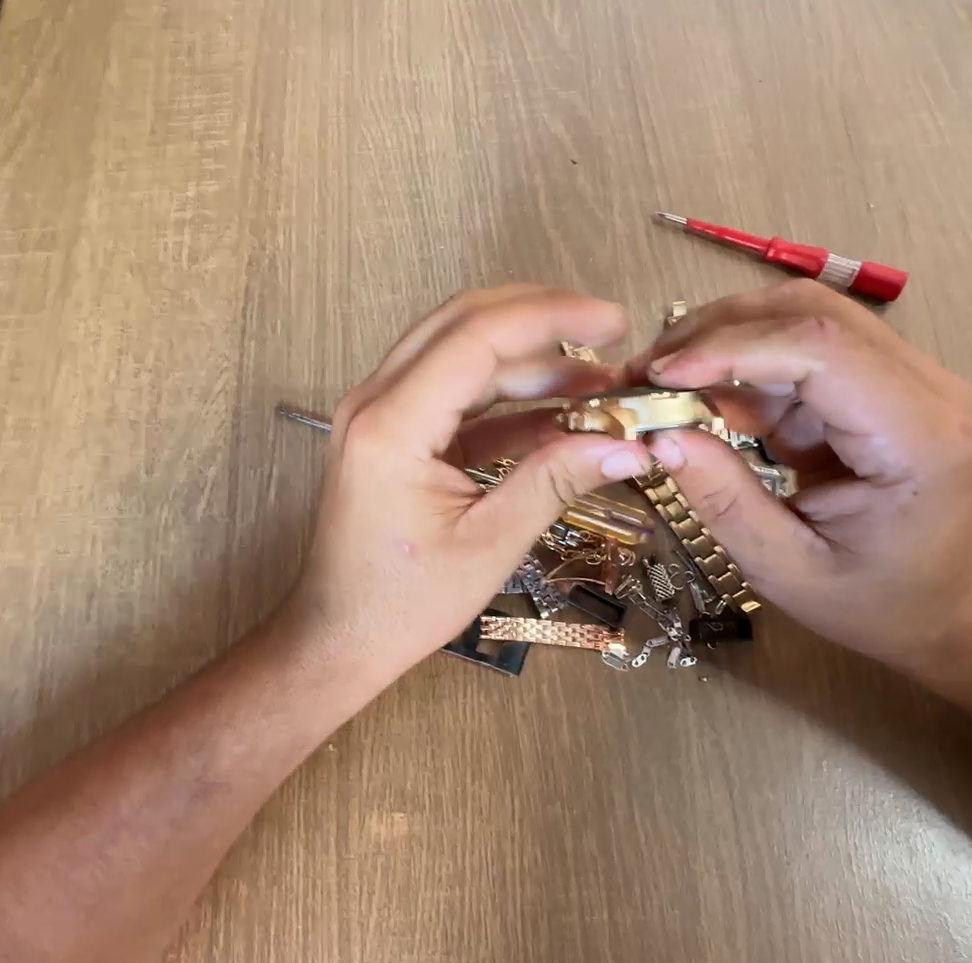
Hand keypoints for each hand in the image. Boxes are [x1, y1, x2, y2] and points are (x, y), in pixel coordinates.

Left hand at [282, 285, 654, 687]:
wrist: (341, 635)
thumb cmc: (405, 603)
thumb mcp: (489, 544)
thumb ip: (555, 482)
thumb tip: (630, 447)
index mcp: (393, 426)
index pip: (477, 337)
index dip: (551, 318)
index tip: (614, 322)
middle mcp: (375, 401)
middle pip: (463, 323)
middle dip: (540, 319)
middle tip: (609, 333)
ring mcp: (378, 413)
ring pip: (458, 353)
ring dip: (527, 361)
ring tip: (595, 382)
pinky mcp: (391, 434)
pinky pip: (453, 396)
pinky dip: (504, 399)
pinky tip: (557, 416)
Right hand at [635, 280, 971, 675]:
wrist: (942, 610)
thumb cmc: (873, 602)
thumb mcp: (785, 569)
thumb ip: (723, 500)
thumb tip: (658, 437)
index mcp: (916, 435)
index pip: (821, 349)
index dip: (732, 348)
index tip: (658, 376)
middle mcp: (924, 386)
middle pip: (812, 314)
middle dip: (717, 331)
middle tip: (644, 371)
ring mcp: (903, 378)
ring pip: (802, 320)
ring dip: (723, 340)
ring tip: (659, 379)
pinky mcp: (874, 385)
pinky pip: (798, 353)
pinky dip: (739, 367)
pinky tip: (697, 397)